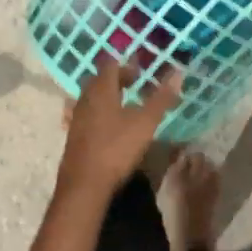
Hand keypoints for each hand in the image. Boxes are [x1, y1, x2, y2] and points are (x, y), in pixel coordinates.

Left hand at [58, 59, 180, 199]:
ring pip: (92, 98)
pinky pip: (88, 114)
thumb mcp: (145, 122)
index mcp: (101, 91)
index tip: (141, 71)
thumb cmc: (116, 148)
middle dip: (117, 80)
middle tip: (136, 85)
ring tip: (127, 105)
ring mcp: (77, 119)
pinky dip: (101, 113)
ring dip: (109, 97)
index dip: (126, 65)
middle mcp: (85, 100)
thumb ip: (161, 98)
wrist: (84, 185)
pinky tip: (113, 127)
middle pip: (99, 81)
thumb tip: (177, 73)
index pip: (110, 66)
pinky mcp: (74, 136)